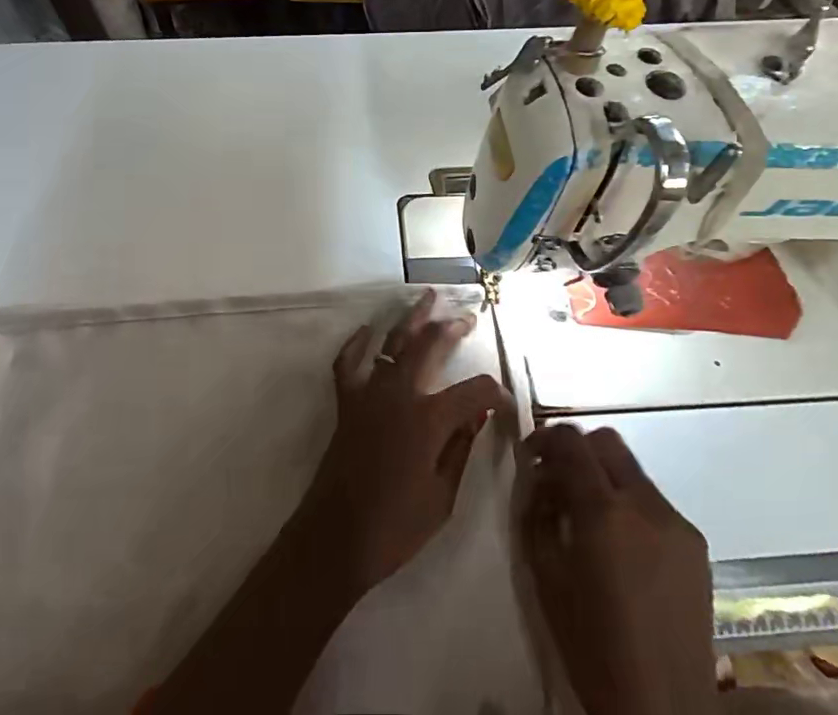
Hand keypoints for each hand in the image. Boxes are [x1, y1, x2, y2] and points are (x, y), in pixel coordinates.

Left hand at [298, 289, 508, 594]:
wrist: (334, 540)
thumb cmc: (395, 527)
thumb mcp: (443, 495)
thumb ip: (461, 447)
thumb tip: (477, 414)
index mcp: (430, 419)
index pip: (475, 390)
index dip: (494, 392)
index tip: (504, 402)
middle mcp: (399, 395)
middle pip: (430, 345)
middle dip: (452, 327)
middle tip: (468, 316)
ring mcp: (369, 395)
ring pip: (392, 342)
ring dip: (411, 318)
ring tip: (426, 297)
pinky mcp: (347, 404)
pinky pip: (349, 363)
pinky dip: (358, 343)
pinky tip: (369, 330)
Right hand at [520, 424, 716, 714]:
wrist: (663, 706)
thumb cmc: (591, 648)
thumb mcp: (546, 579)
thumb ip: (537, 516)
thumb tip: (538, 479)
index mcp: (603, 514)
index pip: (572, 442)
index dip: (545, 437)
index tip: (530, 454)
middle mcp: (646, 505)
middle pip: (608, 441)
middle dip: (578, 449)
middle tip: (557, 478)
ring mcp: (677, 520)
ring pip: (633, 470)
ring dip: (605, 477)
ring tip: (589, 516)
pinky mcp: (696, 540)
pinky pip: (655, 502)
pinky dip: (631, 504)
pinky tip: (622, 545)